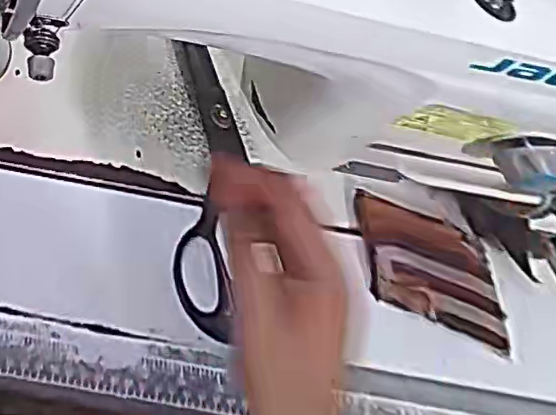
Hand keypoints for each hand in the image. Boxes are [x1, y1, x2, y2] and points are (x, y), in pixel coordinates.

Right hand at [211, 158, 348, 414]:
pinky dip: (261, 221)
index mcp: (326, 268)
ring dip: (256, 199)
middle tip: (222, 170)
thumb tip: (231, 201)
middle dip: (254, 182)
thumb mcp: (256, 302)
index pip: (289, 198)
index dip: (252, 176)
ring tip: (226, 188)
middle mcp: (333, 269)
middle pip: (293, 203)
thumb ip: (244, 245)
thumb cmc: (284, 375)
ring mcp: (325, 279)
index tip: (223, 165)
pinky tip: (240, 219)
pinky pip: (286, 237)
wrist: (295, 410)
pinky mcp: (311, 289)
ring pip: (290, 218)